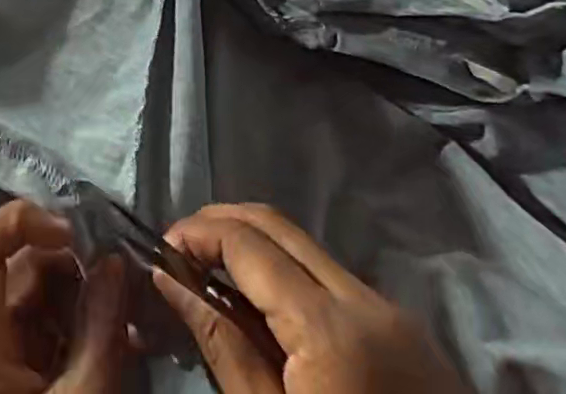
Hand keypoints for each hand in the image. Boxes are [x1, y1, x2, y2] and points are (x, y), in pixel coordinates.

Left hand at [0, 199, 127, 393]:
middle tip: (123, 267)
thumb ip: (99, 337)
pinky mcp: (32, 368)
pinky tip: (128, 330)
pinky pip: (59, 324)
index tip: (73, 231)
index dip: (20, 223)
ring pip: (47, 292)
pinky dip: (90, 319)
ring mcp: (11, 351)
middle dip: (74, 259)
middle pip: (23, 266)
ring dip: (89, 289)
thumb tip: (114, 263)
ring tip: (133, 300)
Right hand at [154, 203, 467, 393]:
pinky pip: (331, 276)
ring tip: (212, 273)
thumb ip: (219, 343)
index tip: (160, 251)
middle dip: (220, 222)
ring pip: (304, 244)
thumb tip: (169, 277)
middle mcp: (365, 300)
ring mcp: (392, 311)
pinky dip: (285, 270)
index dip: (195, 233)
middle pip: (276, 224)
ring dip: (252, 243)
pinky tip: (261, 303)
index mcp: (329, 328)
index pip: (246, 241)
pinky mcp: (405, 329)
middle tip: (179, 249)